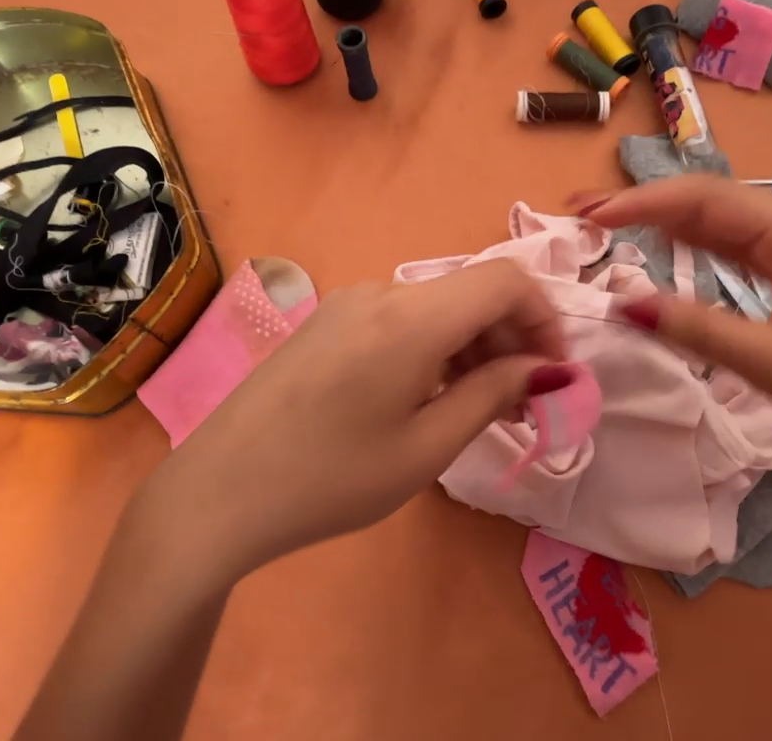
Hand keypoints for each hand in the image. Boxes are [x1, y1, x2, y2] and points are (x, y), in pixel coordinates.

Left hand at [140, 258, 567, 578]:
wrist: (218, 491)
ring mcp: (348, 303)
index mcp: (411, 317)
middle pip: (471, 292)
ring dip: (473, 347)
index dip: (545, 319)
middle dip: (511, 339)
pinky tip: (426, 398)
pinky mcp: (327, 321)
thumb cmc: (331, 479)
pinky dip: (434, 348)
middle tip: (523, 405)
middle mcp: (382, 292)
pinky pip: (401, 319)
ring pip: (437, 307)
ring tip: (478, 410)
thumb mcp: (425, 448)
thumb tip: (547, 369)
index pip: (505, 280)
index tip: (553, 375)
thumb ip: (493, 395)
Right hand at [581, 175, 771, 462]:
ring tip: (612, 227)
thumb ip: (701, 331)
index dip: (639, 202)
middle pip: (712, 201)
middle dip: (645, 205)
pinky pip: (748, 246)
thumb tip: (625, 303)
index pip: (703, 200)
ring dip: (671, 224)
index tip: (584, 214)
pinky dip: (702, 247)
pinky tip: (674, 251)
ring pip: (729, 221)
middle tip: (583, 216)